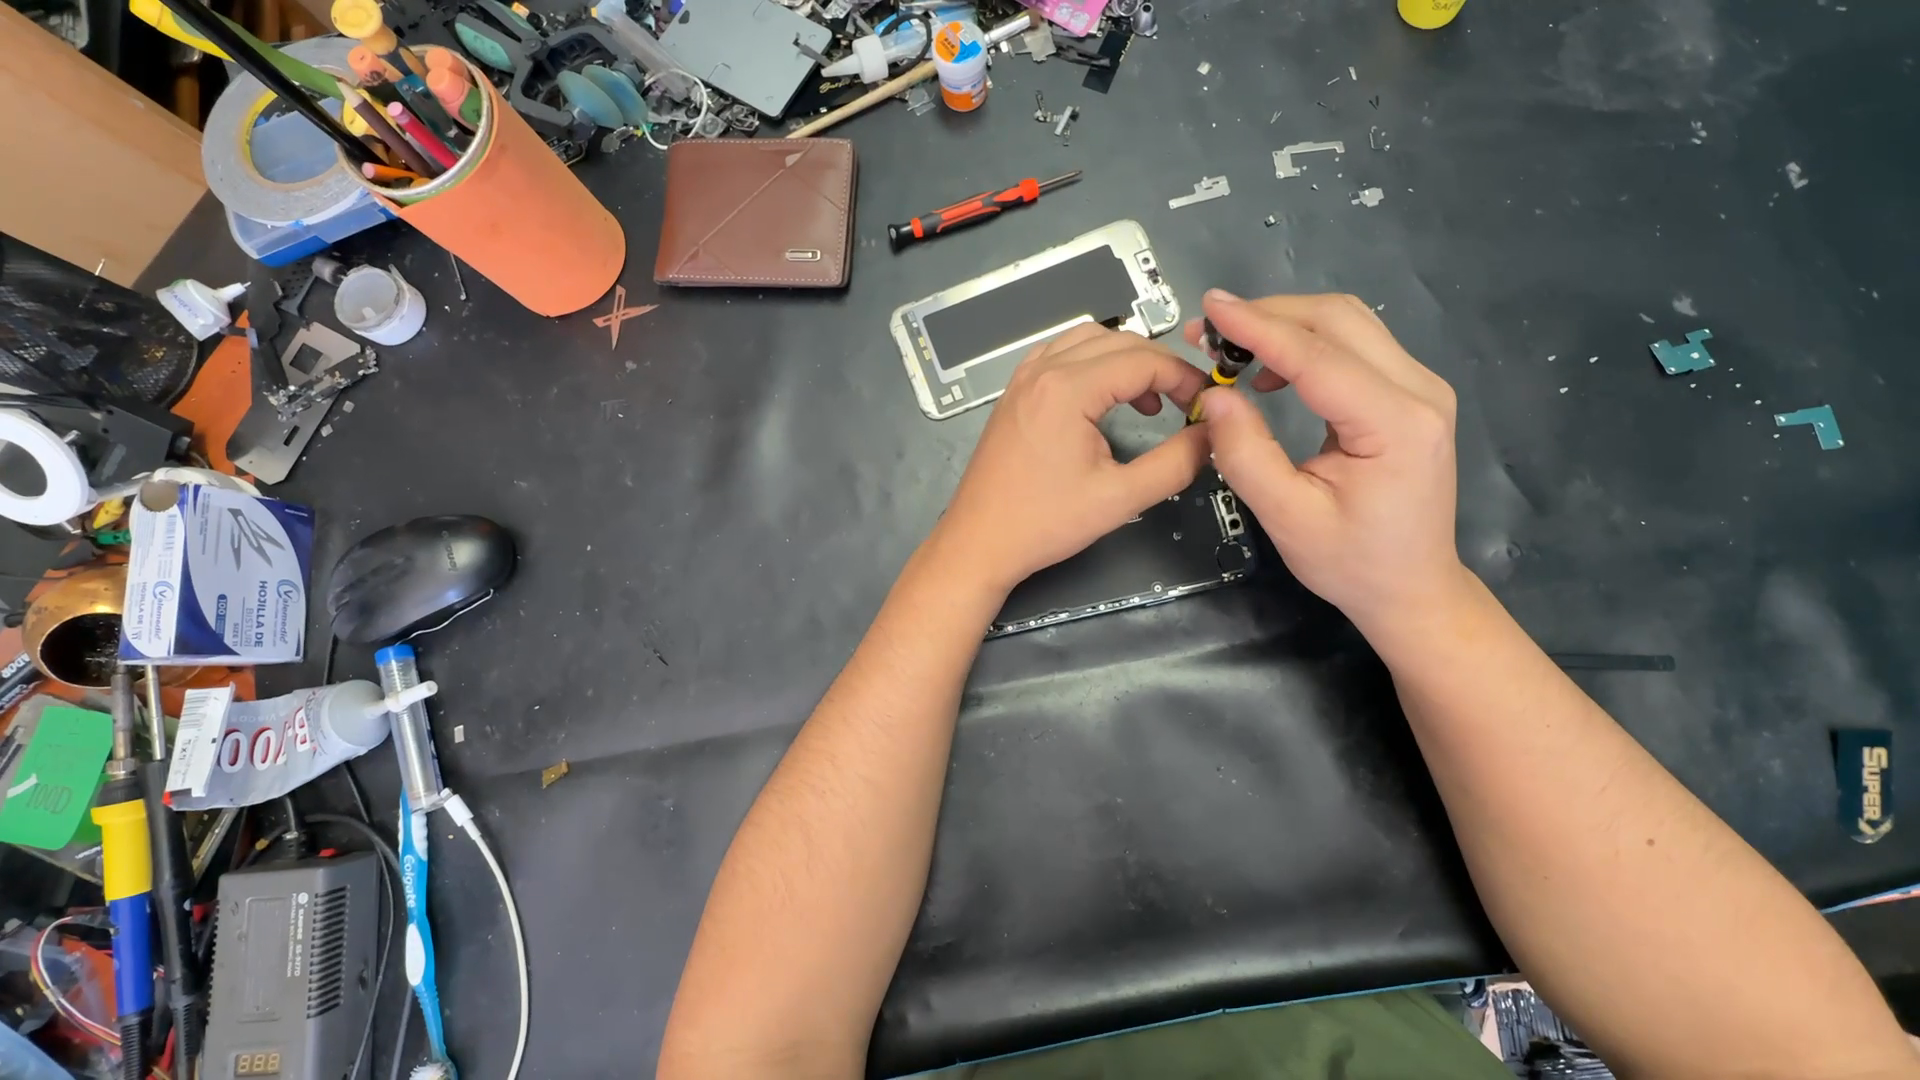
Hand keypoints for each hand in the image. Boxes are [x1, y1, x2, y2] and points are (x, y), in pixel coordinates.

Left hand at [931, 324, 1210, 593]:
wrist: (979, 542)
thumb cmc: (1045, 523)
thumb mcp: (1120, 498)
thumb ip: (1175, 463)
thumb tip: (1213, 434)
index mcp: (1068, 389)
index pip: (1143, 360)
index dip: (1183, 378)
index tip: (1205, 406)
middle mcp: (1043, 371)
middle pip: (1118, 341)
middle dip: (1158, 366)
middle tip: (1183, 405)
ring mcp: (1023, 379)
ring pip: (1087, 340)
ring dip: (1124, 360)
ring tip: (1147, 402)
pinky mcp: (1014, 393)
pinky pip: (1059, 355)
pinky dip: (1090, 363)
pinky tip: (1101, 398)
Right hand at [1190, 291, 1466, 633]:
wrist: (1412, 588)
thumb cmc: (1351, 563)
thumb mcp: (1287, 518)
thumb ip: (1246, 454)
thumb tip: (1214, 395)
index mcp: (1394, 424)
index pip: (1317, 356)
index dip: (1258, 327)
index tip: (1208, 308)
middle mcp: (1419, 391)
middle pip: (1338, 320)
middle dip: (1269, 314)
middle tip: (1209, 331)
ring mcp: (1421, 387)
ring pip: (1348, 324)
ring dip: (1286, 323)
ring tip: (1230, 347)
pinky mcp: (1410, 393)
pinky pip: (1354, 346)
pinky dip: (1305, 343)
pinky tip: (1269, 371)